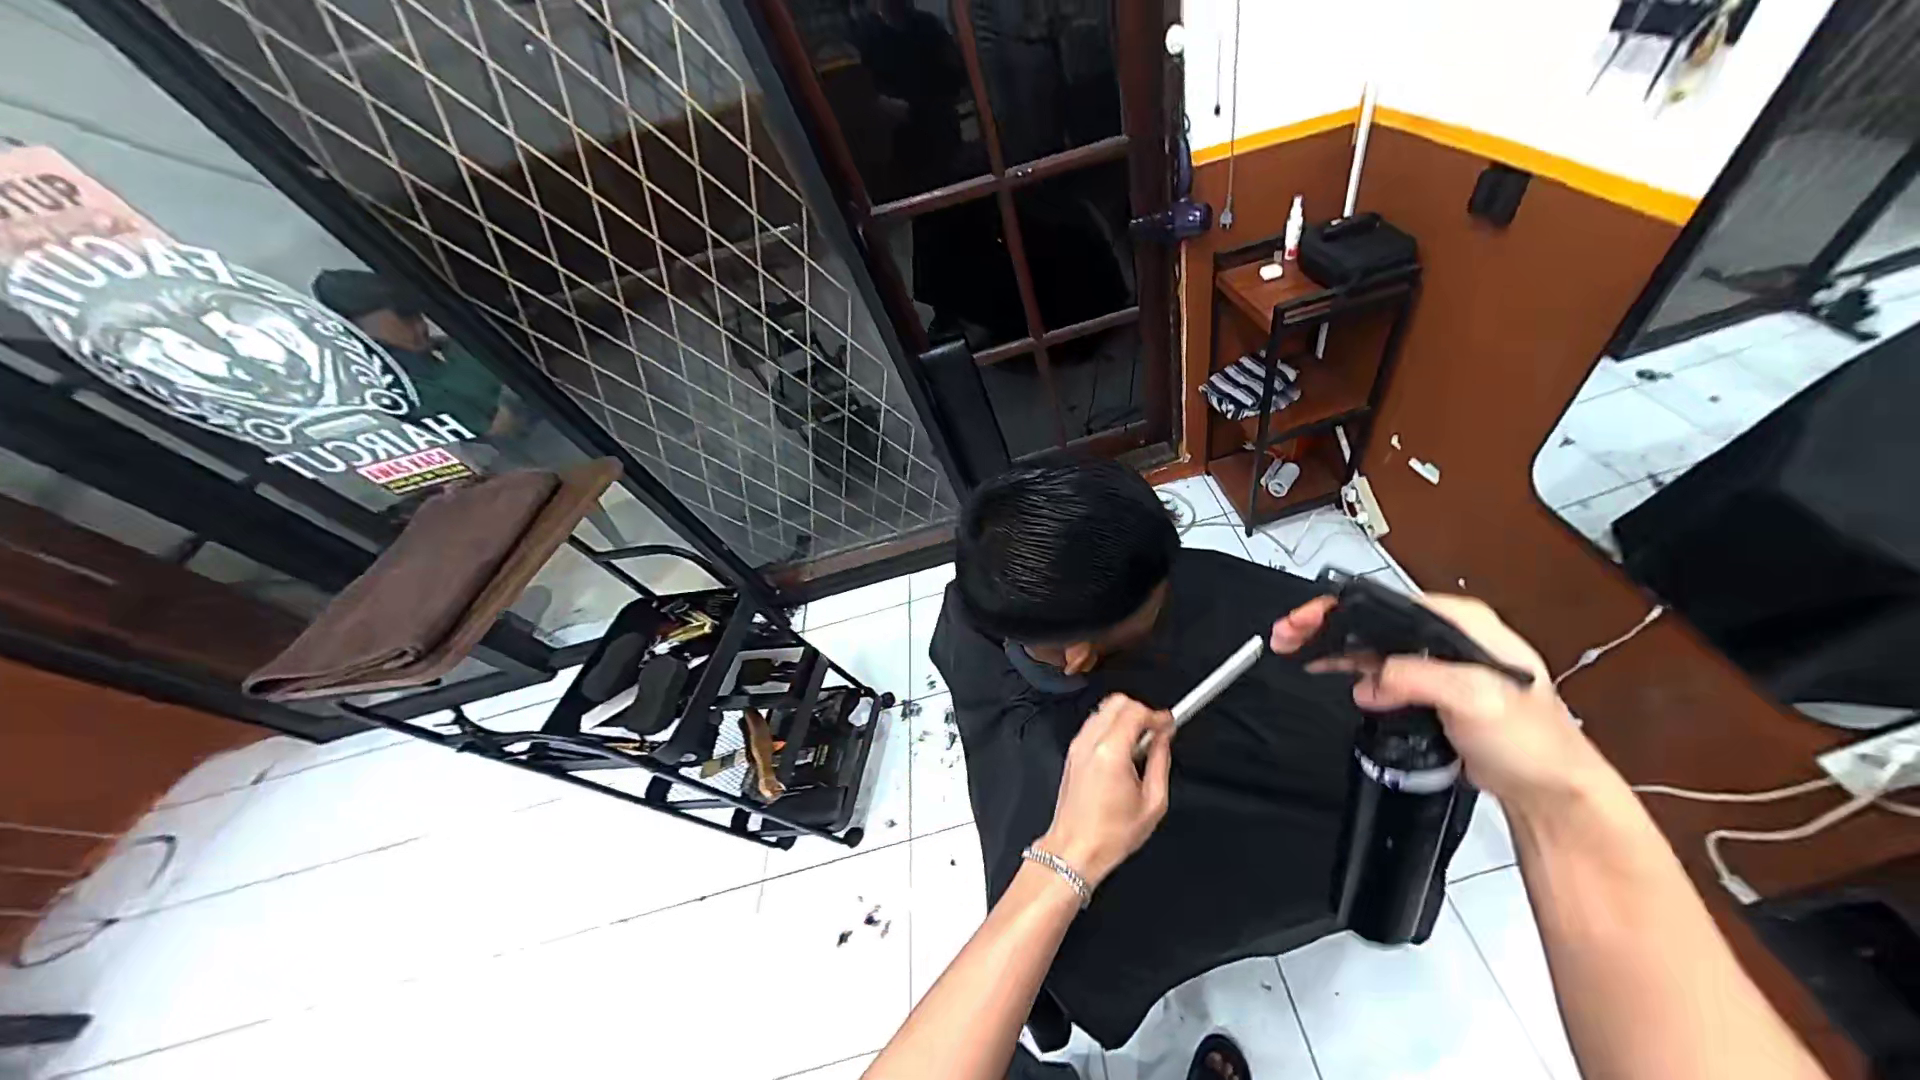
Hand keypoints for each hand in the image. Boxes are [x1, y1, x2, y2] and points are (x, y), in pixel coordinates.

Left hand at [1037, 694, 1173, 888]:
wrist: (1075, 849)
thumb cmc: (1110, 834)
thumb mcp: (1153, 802)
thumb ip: (1161, 761)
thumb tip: (1164, 738)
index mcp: (1110, 752)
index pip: (1135, 711)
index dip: (1157, 715)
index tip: (1169, 723)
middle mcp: (1090, 743)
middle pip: (1117, 701)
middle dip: (1141, 710)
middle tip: (1156, 731)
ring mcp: (1078, 745)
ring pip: (1103, 709)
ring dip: (1125, 717)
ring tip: (1141, 743)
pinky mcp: (1072, 752)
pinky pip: (1093, 724)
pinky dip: (1111, 727)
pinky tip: (1123, 750)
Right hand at [1270, 594, 1606, 810]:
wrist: (1545, 790)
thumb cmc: (1532, 744)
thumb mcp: (1476, 699)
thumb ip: (1419, 677)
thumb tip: (1374, 674)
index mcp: (1460, 624)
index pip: (1382, 604)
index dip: (1336, 610)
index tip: (1304, 621)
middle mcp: (1446, 635)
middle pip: (1370, 620)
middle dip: (1325, 626)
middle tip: (1288, 635)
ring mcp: (1436, 661)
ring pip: (1370, 644)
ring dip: (1334, 649)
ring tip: (1301, 653)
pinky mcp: (1428, 686)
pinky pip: (1378, 669)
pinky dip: (1353, 671)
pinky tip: (1338, 678)